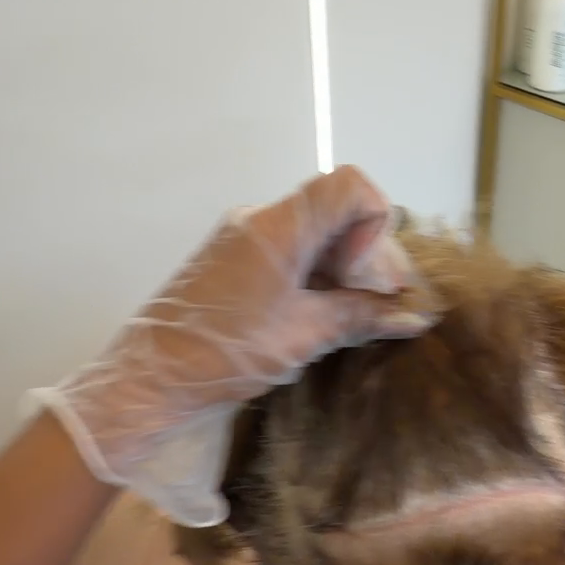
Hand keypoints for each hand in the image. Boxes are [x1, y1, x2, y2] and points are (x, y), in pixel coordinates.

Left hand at [29, 167, 432, 525]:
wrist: (148, 380)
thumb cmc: (226, 355)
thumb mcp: (303, 336)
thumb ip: (362, 316)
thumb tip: (416, 316)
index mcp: (277, 226)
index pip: (348, 184)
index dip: (374, 222)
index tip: (364, 273)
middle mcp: (259, 217)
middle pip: (334, 206)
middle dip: (363, 250)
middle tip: (372, 302)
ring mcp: (242, 233)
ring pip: (313, 227)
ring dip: (340, 263)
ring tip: (344, 312)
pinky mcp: (232, 254)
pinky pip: (289, 243)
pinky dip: (313, 268)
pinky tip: (315, 309)